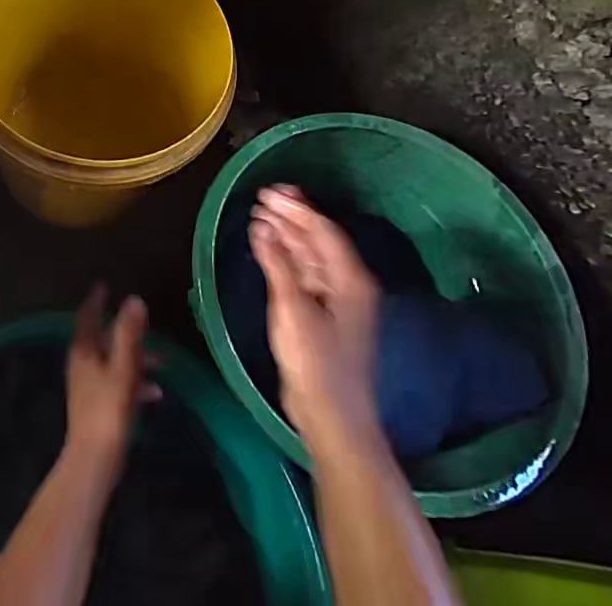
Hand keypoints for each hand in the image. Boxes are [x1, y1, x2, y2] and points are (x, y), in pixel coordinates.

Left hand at [64, 285, 157, 475]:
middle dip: (123, 329)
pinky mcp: (97, 404)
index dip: (95, 300)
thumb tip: (134, 299)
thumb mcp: (124, 368)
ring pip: (112, 360)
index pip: (87, 316)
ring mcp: (88, 385)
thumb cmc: (108, 409)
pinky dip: (135, 379)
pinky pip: (118, 381)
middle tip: (142, 321)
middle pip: (101, 337)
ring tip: (162, 361)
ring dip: (136, 356)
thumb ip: (129, 334)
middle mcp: (83, 364)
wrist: (95, 459)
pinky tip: (156, 392)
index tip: (103, 286)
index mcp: (84, 351)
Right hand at [248, 185, 381, 448]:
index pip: (323, 232)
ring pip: (311, 258)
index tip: (270, 192)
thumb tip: (263, 227)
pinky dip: (287, 260)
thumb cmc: (315, 364)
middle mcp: (349, 283)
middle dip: (291, 218)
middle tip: (264, 197)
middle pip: (319, 241)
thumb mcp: (293, 311)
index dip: (296, 209)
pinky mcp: (325, 315)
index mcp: (351, 278)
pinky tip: (269, 249)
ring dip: (287, 237)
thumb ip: (278, 265)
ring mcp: (338, 300)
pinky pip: (306, 276)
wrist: (332, 418)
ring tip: (261, 217)